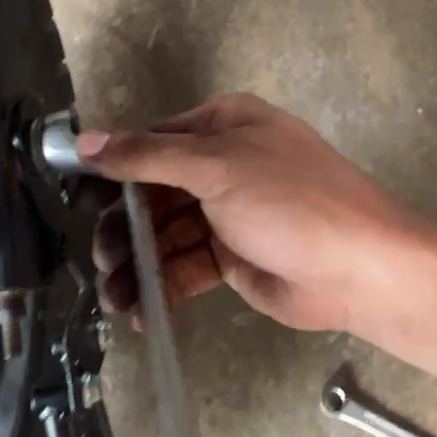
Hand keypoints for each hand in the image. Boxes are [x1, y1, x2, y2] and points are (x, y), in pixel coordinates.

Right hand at [81, 93, 419, 333]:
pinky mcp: (235, 256)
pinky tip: (140, 311)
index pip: (154, 141)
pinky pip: (187, 267)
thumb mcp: (216, 167)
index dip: (114, 170)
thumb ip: (147, 156)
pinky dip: (164, 287)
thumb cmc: (289, 201)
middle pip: (156, 192)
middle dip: (124, 227)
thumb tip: (84, 142)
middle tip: (101, 260)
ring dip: (138, 264)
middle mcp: (225, 163)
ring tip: (114, 295)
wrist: (359, 267)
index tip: (77, 201)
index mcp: (225, 125)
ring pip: (168, 234)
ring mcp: (230, 212)